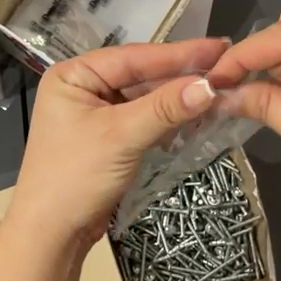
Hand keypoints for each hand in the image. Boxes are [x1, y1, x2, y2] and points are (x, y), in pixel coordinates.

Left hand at [6, 38, 229, 247]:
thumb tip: (210, 86)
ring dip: (178, 100)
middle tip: (228, 69)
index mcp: (74, 76)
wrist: (52, 233)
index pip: (133, 57)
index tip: (220, 47)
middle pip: (141, 77)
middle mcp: (83, 89)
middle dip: (181, 78)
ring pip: (145, 100)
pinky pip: (144, 121)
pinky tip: (198, 117)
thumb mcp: (122, 137)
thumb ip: (165, 108)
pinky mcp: (108, 140)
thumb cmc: (76, 176)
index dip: (179, 54)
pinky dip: (168, 121)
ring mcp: (96, 115)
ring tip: (221, 92)